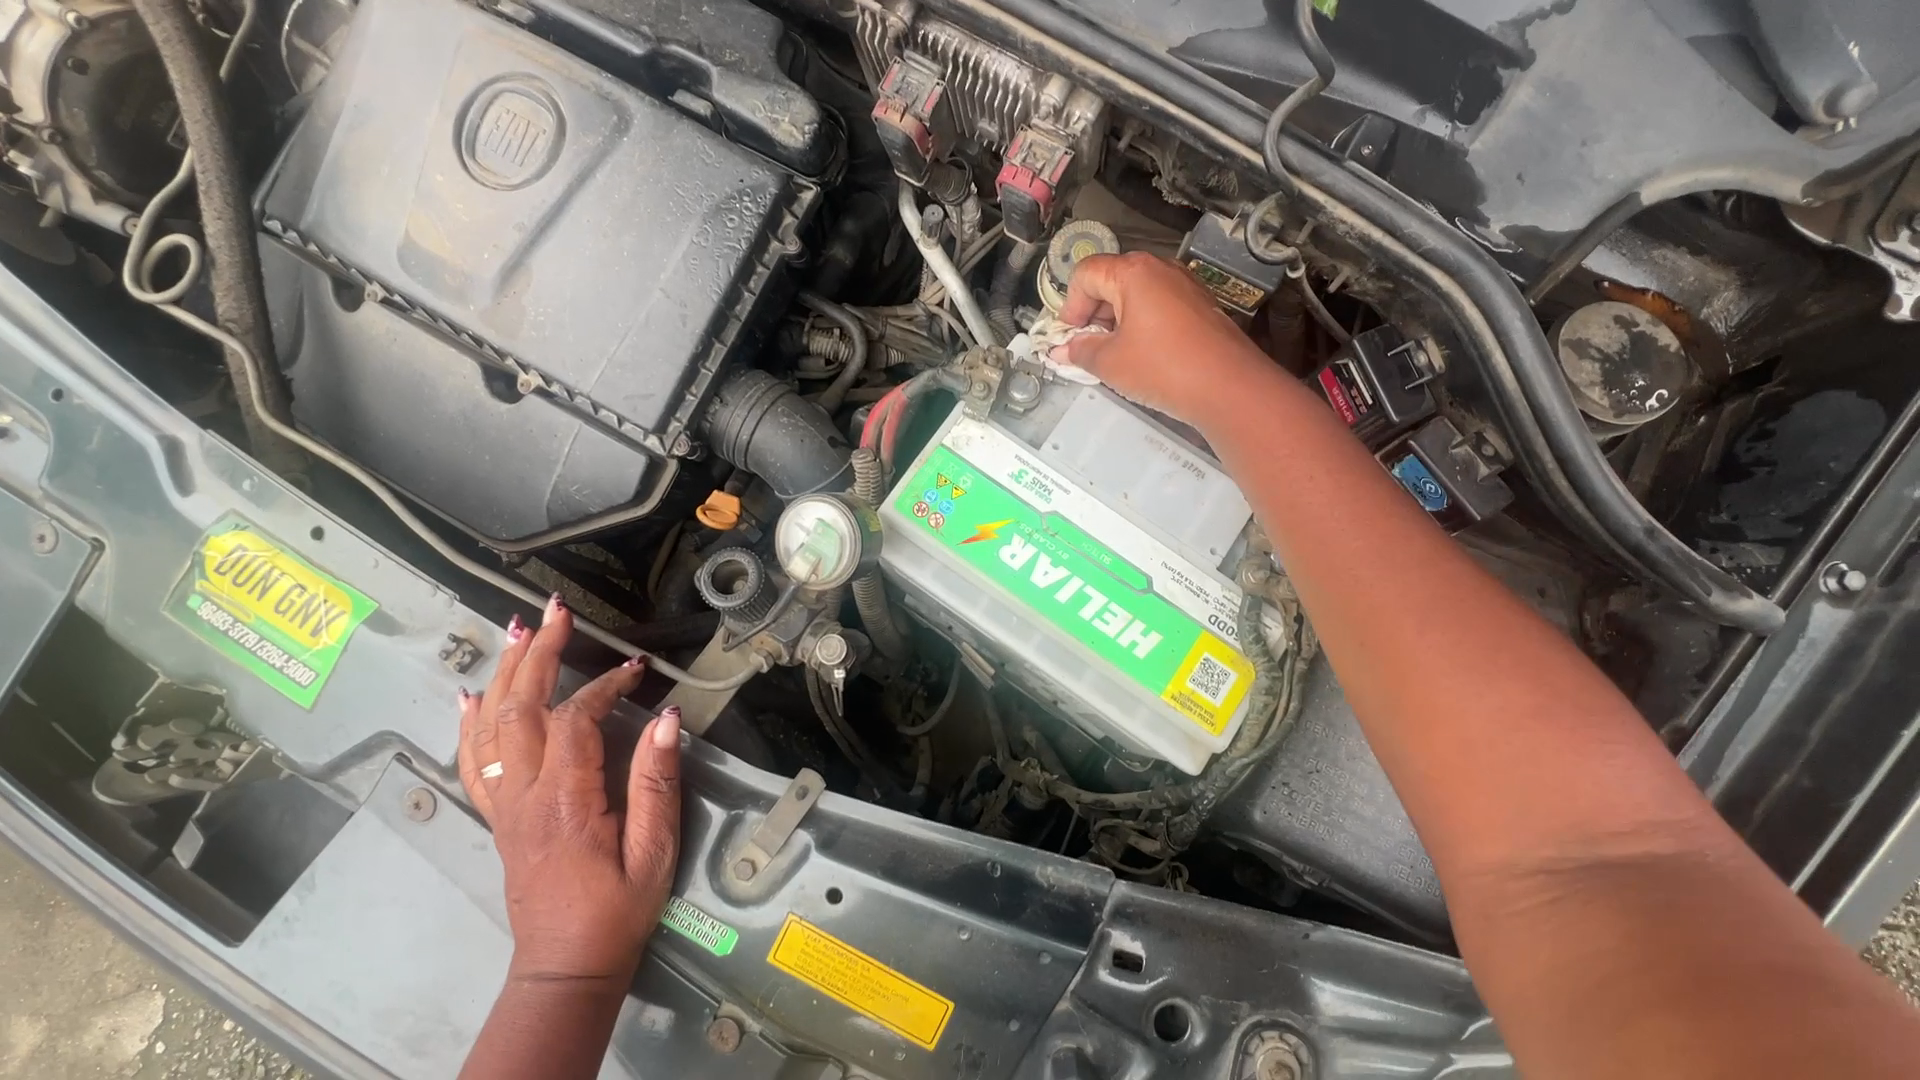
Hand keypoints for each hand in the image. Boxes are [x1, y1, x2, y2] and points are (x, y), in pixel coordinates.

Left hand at [457, 594, 680, 993]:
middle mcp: (524, 796)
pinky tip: (472, 695)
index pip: (575, 721)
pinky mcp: (498, 818)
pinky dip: (470, 723)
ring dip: (504, 673)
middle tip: (556, 611)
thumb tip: (664, 719)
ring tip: (517, 631)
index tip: (635, 669)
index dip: (603, 686)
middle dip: (539, 654)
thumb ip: (656, 784)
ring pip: (492, 727)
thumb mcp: (655, 851)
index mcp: (566, 801)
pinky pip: (473, 762)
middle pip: (520, 709)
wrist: (566, 963)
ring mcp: (504, 806)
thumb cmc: (618, 907)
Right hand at [1058, 252, 1277, 422]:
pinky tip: (1143, 356)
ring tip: (1114, 356)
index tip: (1069, 336)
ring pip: (1137, 295)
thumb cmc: (1163, 368)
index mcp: (1133, 272)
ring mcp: (1185, 286)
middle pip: (1112, 280)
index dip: (1071, 305)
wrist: (1229, 387)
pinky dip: (1142, 325)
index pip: (1086, 274)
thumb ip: (1081, 352)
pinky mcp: (1200, 306)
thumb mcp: (1110, 363)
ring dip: (1117, 321)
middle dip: (1093, 313)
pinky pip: (1159, 307)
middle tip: (1087, 347)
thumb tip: (1062, 351)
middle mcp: (1160, 269)